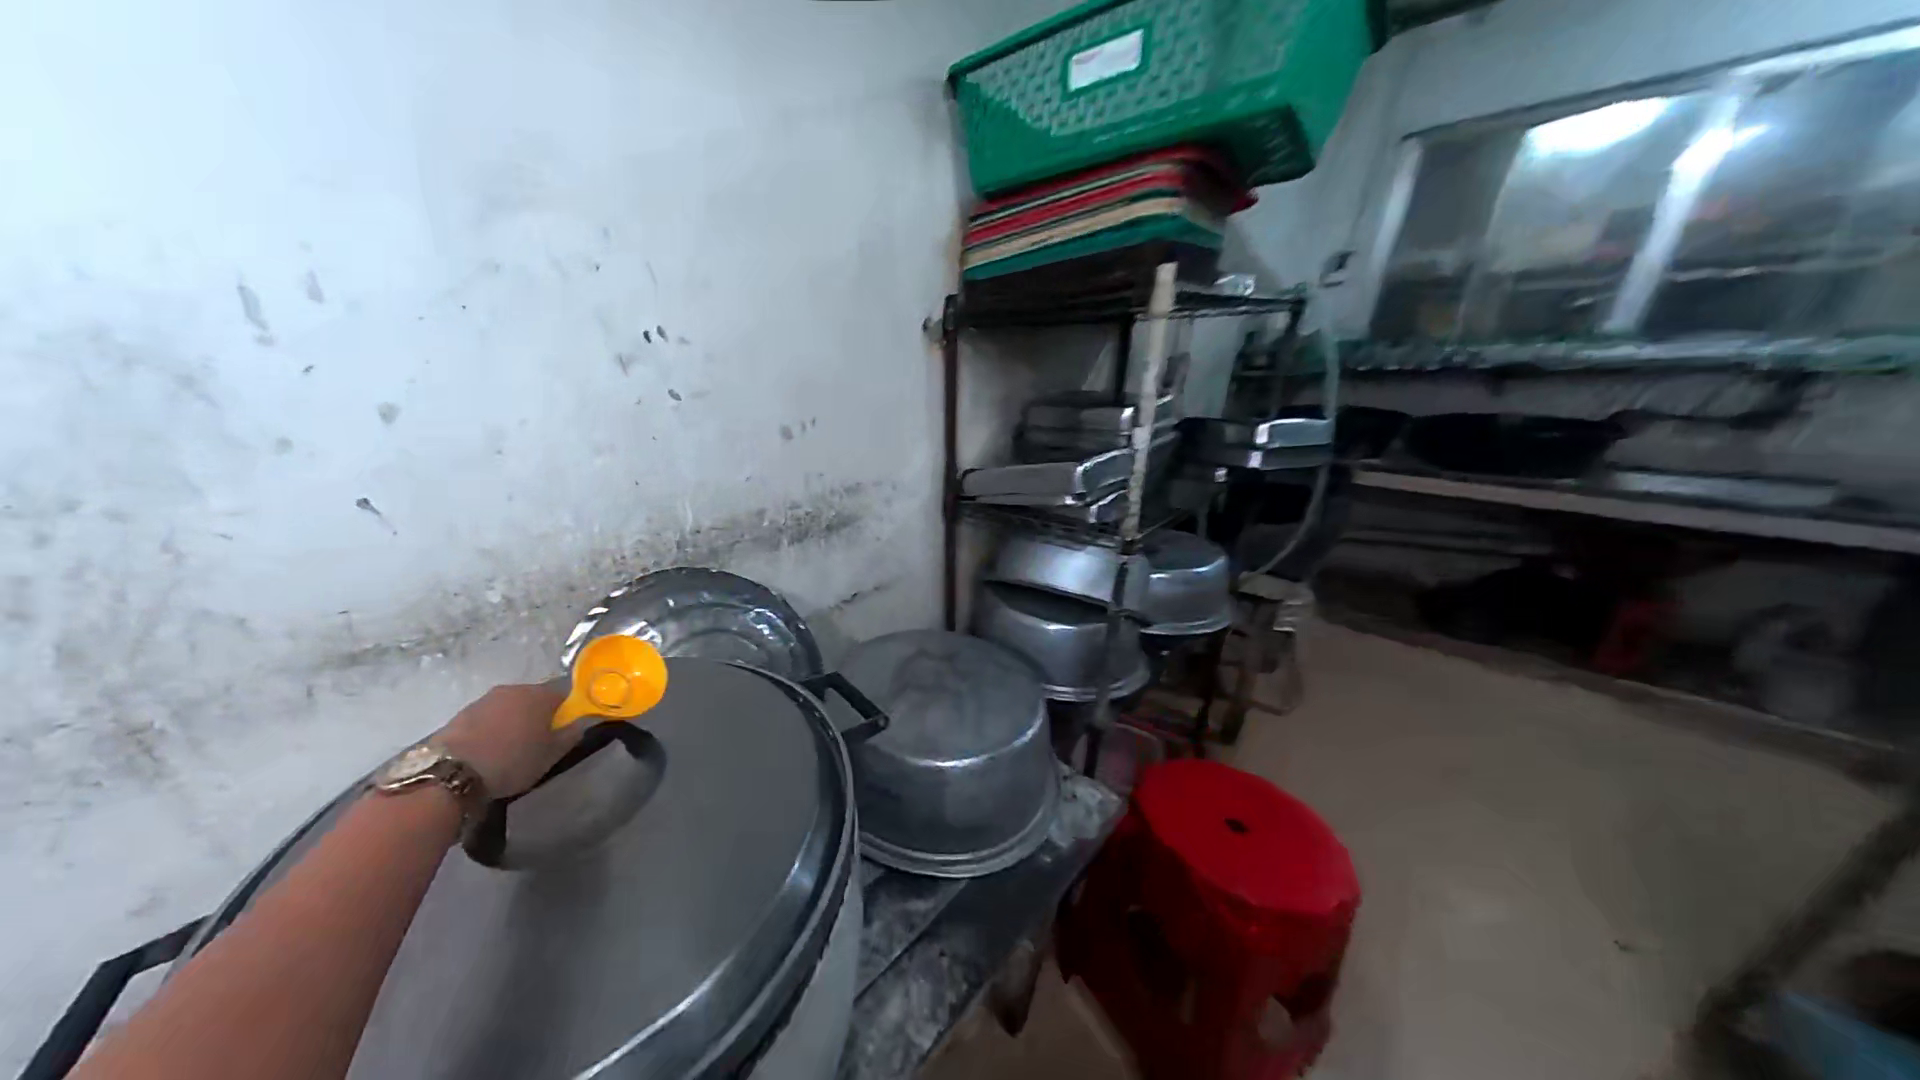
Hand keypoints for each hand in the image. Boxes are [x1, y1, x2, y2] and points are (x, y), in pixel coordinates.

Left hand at [432, 682, 578, 796]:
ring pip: (507, 707)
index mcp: (539, 695)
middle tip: (536, 741)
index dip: (564, 714)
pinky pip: (485, 718)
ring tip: (508, 747)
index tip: (560, 733)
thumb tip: (578, 724)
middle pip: (533, 699)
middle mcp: (513, 689)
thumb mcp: (551, 755)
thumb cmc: (512, 761)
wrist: (452, 772)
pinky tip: (486, 749)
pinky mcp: (460, 714)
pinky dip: (490, 729)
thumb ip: (570, 736)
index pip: (563, 696)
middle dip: (536, 716)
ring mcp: (483, 700)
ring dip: (512, 721)